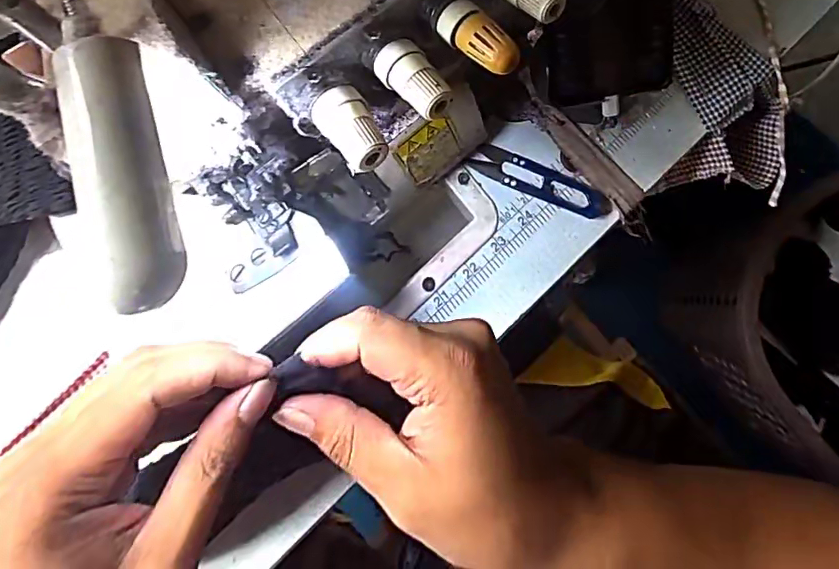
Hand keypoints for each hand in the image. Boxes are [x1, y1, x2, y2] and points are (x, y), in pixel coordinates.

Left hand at [0, 343, 274, 568]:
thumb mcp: (159, 562)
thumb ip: (208, 470)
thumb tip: (250, 400)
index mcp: (44, 482)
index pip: (143, 385)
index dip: (211, 365)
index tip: (260, 370)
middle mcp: (27, 458)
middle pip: (133, 373)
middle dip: (205, 364)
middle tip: (256, 376)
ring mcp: (33, 458)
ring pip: (126, 382)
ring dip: (188, 377)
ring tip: (238, 388)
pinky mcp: (48, 465)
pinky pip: (116, 410)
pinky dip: (166, 401)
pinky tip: (202, 407)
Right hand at [271, 307, 595, 568]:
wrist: (546, 509)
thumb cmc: (492, 510)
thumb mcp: (402, 485)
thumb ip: (344, 435)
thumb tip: (297, 406)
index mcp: (448, 364)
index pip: (366, 328)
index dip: (322, 347)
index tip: (292, 378)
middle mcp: (462, 337)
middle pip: (377, 327)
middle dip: (336, 361)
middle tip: (307, 405)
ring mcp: (467, 338)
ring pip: (389, 333)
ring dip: (357, 366)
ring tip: (339, 413)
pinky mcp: (465, 346)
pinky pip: (408, 343)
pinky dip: (382, 369)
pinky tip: (373, 406)